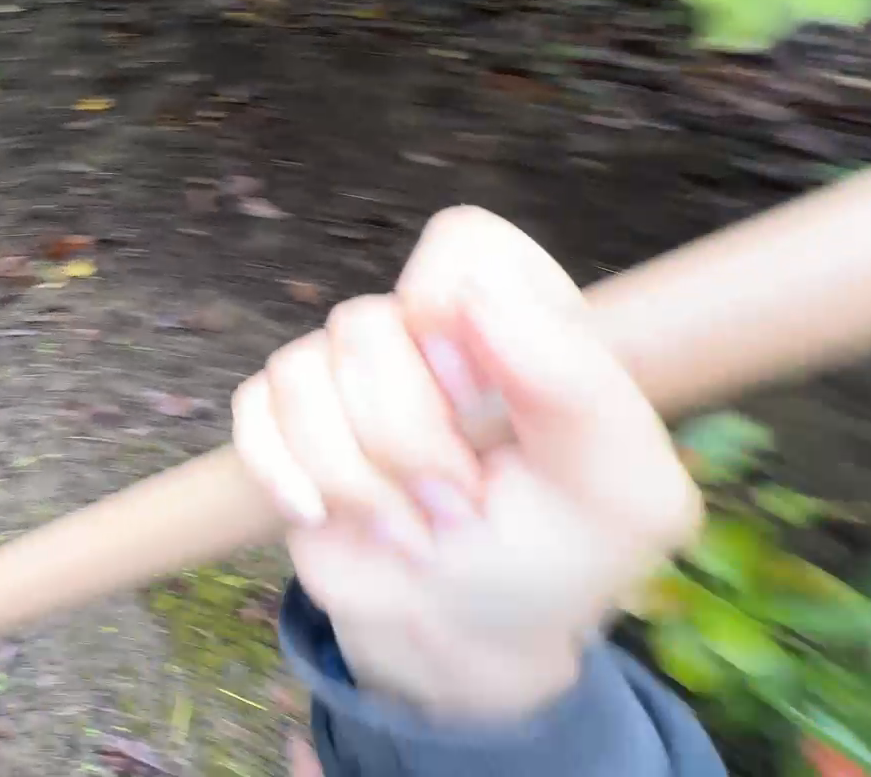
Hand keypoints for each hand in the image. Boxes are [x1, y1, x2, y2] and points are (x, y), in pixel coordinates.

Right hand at [232, 207, 701, 719]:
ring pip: (299, 371)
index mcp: (507, 327)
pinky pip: (252, 410)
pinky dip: (284, 473)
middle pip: (363, 322)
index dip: (449, 301)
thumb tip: (475, 294)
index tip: (473, 388)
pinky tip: (321, 514)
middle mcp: (414, 336)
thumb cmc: (548, 560)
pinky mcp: (277, 414)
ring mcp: (336, 372)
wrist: (452, 628)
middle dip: (405, 438)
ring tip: (404, 527)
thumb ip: (579, 388)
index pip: (462, 243)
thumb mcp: (618, 496)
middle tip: (456, 507)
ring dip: (351, 474)